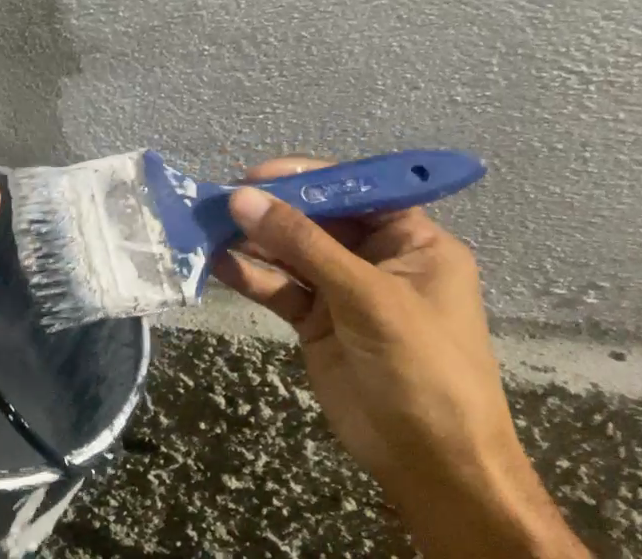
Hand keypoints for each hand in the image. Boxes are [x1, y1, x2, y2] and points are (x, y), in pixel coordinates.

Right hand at [211, 157, 585, 558]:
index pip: (358, 191)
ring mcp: (344, 291)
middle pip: (316, 219)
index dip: (309, 178)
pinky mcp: (317, 321)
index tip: (257, 175)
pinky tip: (217, 265)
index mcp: (413, 243)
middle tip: (218, 201)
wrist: (435, 466)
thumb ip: (303, 244)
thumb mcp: (367, 298)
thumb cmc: (423, 369)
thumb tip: (241, 197)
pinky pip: (278, 287)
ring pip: (290, 251)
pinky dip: (249, 275)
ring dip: (252, 240)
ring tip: (206, 228)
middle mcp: (377, 259)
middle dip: (270, 209)